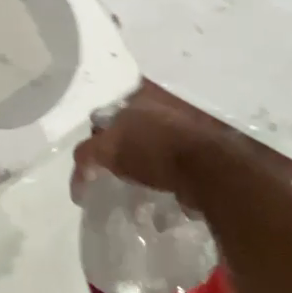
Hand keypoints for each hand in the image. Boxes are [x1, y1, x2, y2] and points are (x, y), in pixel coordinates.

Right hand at [72, 92, 222, 204]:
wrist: (211, 169)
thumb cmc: (155, 150)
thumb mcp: (109, 149)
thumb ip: (88, 155)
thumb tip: (80, 171)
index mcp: (137, 96)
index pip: (105, 115)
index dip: (95, 140)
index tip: (92, 167)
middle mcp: (161, 103)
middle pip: (128, 130)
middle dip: (118, 154)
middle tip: (112, 178)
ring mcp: (184, 125)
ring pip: (151, 147)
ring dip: (142, 169)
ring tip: (139, 195)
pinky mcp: (201, 149)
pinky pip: (173, 164)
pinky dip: (164, 178)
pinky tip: (162, 196)